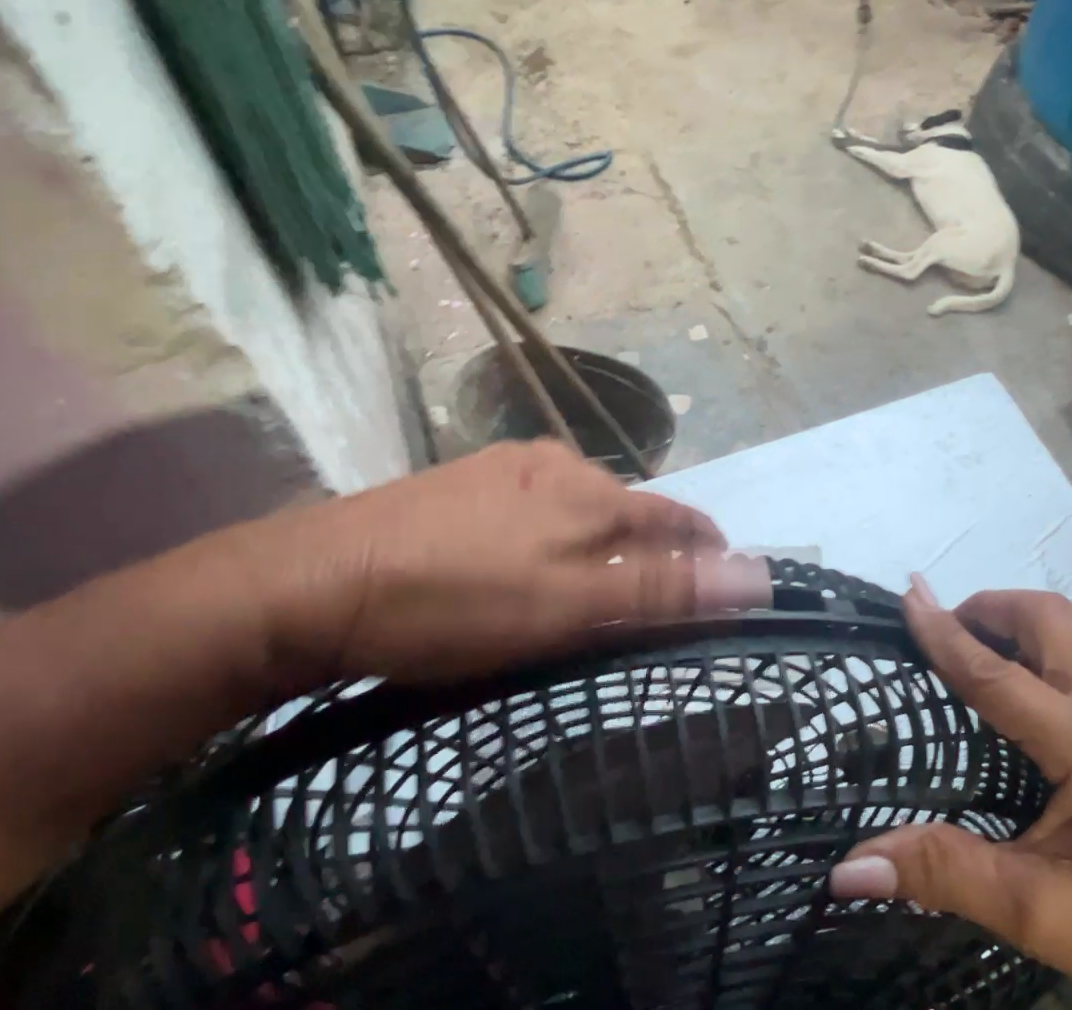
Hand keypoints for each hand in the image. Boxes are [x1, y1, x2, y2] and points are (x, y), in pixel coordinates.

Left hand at [223, 441, 771, 687]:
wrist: (313, 584)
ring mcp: (497, 471)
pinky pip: (533, 511)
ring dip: (605, 541)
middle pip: (628, 509)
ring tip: (603, 585)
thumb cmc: (454, 601)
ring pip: (578, 507)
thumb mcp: (568, 606)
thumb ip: (661, 591)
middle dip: (657, 547)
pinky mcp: (455, 489)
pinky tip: (531, 564)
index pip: (675, 518)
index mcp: (587, 490)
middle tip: (664, 600)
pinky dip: (557, 537)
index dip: (708, 550)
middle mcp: (550, 465)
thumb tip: (759, 576)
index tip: (727, 584)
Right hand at [829, 579, 1071, 1009]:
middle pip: (1052, 618)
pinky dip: (1053, 641)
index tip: (909, 594)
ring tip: (982, 646)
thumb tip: (850, 870)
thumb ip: (944, 875)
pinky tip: (1032, 682)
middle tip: (943, 630)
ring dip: (1027, 619)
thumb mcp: (1035, 911)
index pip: (999, 673)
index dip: (945, 632)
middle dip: (991, 607)